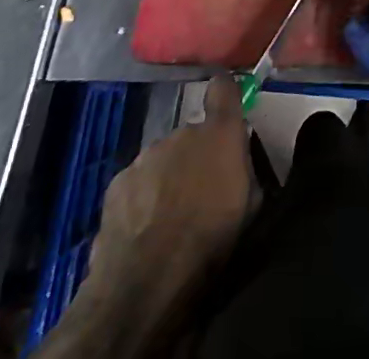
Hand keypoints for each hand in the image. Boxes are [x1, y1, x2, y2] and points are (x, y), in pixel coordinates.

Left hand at [45, 77, 256, 356]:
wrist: (148, 280)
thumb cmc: (212, 240)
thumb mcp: (251, 204)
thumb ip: (243, 170)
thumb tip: (237, 161)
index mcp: (219, 135)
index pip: (224, 90)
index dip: (225, 93)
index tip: (227, 99)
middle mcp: (180, 134)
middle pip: (192, 136)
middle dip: (196, 157)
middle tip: (202, 192)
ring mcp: (145, 157)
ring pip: (163, 160)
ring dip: (168, 178)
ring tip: (170, 218)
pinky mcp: (117, 182)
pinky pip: (138, 183)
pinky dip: (142, 198)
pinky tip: (145, 229)